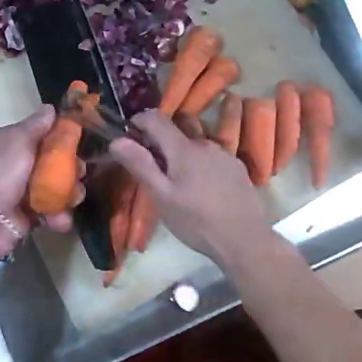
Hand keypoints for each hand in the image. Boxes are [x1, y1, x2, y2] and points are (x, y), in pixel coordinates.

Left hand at [0, 106, 78, 255]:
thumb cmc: (2, 171)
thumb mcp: (19, 140)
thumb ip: (37, 124)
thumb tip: (49, 107)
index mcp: (8, 143)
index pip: (38, 135)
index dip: (58, 137)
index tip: (77, 141)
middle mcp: (14, 165)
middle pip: (51, 162)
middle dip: (69, 168)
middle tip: (80, 172)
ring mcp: (20, 191)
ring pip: (54, 188)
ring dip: (68, 194)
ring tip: (74, 198)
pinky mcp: (27, 215)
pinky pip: (49, 211)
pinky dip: (57, 216)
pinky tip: (61, 219)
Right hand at [109, 110, 269, 261]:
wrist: (245, 241)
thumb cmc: (197, 221)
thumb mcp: (162, 197)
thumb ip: (140, 165)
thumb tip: (117, 140)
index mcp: (184, 148)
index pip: (157, 119)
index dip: (140, 120)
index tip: (129, 132)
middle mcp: (206, 143)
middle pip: (178, 129)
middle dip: (161, 138)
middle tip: (152, 163)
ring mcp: (225, 155)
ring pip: (197, 142)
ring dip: (182, 151)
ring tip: (177, 178)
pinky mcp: (237, 168)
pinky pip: (212, 155)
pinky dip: (200, 162)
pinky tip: (201, 187)